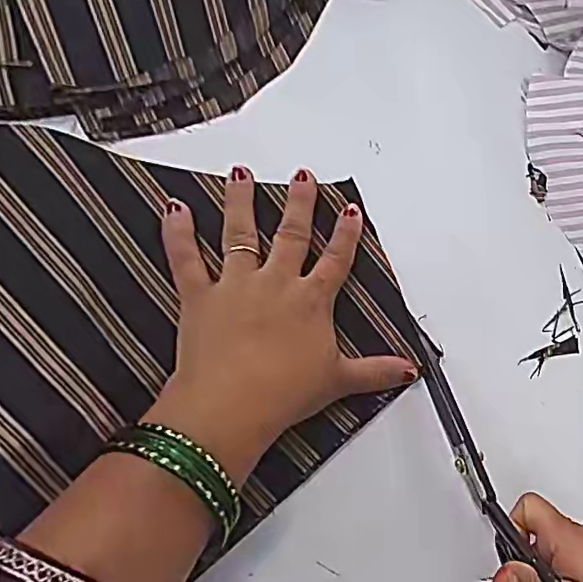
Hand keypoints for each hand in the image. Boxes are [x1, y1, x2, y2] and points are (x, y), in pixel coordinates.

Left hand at [146, 167, 416, 479]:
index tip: (350, 210)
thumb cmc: (282, 393)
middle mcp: (276, 284)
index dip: (346, 233)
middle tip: (302, 178)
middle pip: (292, 234)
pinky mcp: (199, 297)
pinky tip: (176, 208)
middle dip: (299, 203)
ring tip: (242, 175)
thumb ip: (376, 371)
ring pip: (239, 233)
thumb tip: (406, 371)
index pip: (336, 258)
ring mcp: (236, 286)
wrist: (231, 406)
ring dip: (241, 201)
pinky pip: (186, 258)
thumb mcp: (339, 380)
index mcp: (311, 301)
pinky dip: (178, 232)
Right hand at [492, 493, 582, 581]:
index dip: (506, 528)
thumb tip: (500, 576)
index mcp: (568, 537)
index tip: (497, 559)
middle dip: (516, 557)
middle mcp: (575, 540)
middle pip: (529, 528)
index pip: (526, 507)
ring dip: (532, 574)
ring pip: (540, 549)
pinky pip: (554, 567)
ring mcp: (582, 556)